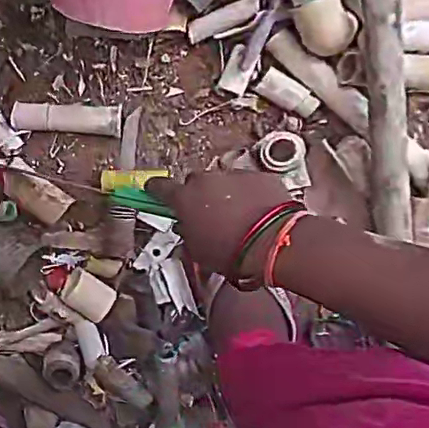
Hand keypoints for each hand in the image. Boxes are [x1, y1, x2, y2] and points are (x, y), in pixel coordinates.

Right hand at [145, 171, 293, 277]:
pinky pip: (247, 183)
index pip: (159, 187)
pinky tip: (254, 214)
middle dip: (197, 196)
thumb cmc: (233, 252)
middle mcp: (206, 181)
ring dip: (224, 196)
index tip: (154, 192)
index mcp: (184, 198)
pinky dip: (248, 194)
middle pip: (194, 183)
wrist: (274, 244)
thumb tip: (188, 229)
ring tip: (234, 219)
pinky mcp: (259, 176)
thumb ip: (187, 233)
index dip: (155, 190)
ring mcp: (233, 175)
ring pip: (222, 182)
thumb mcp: (197, 251)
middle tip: (205, 216)